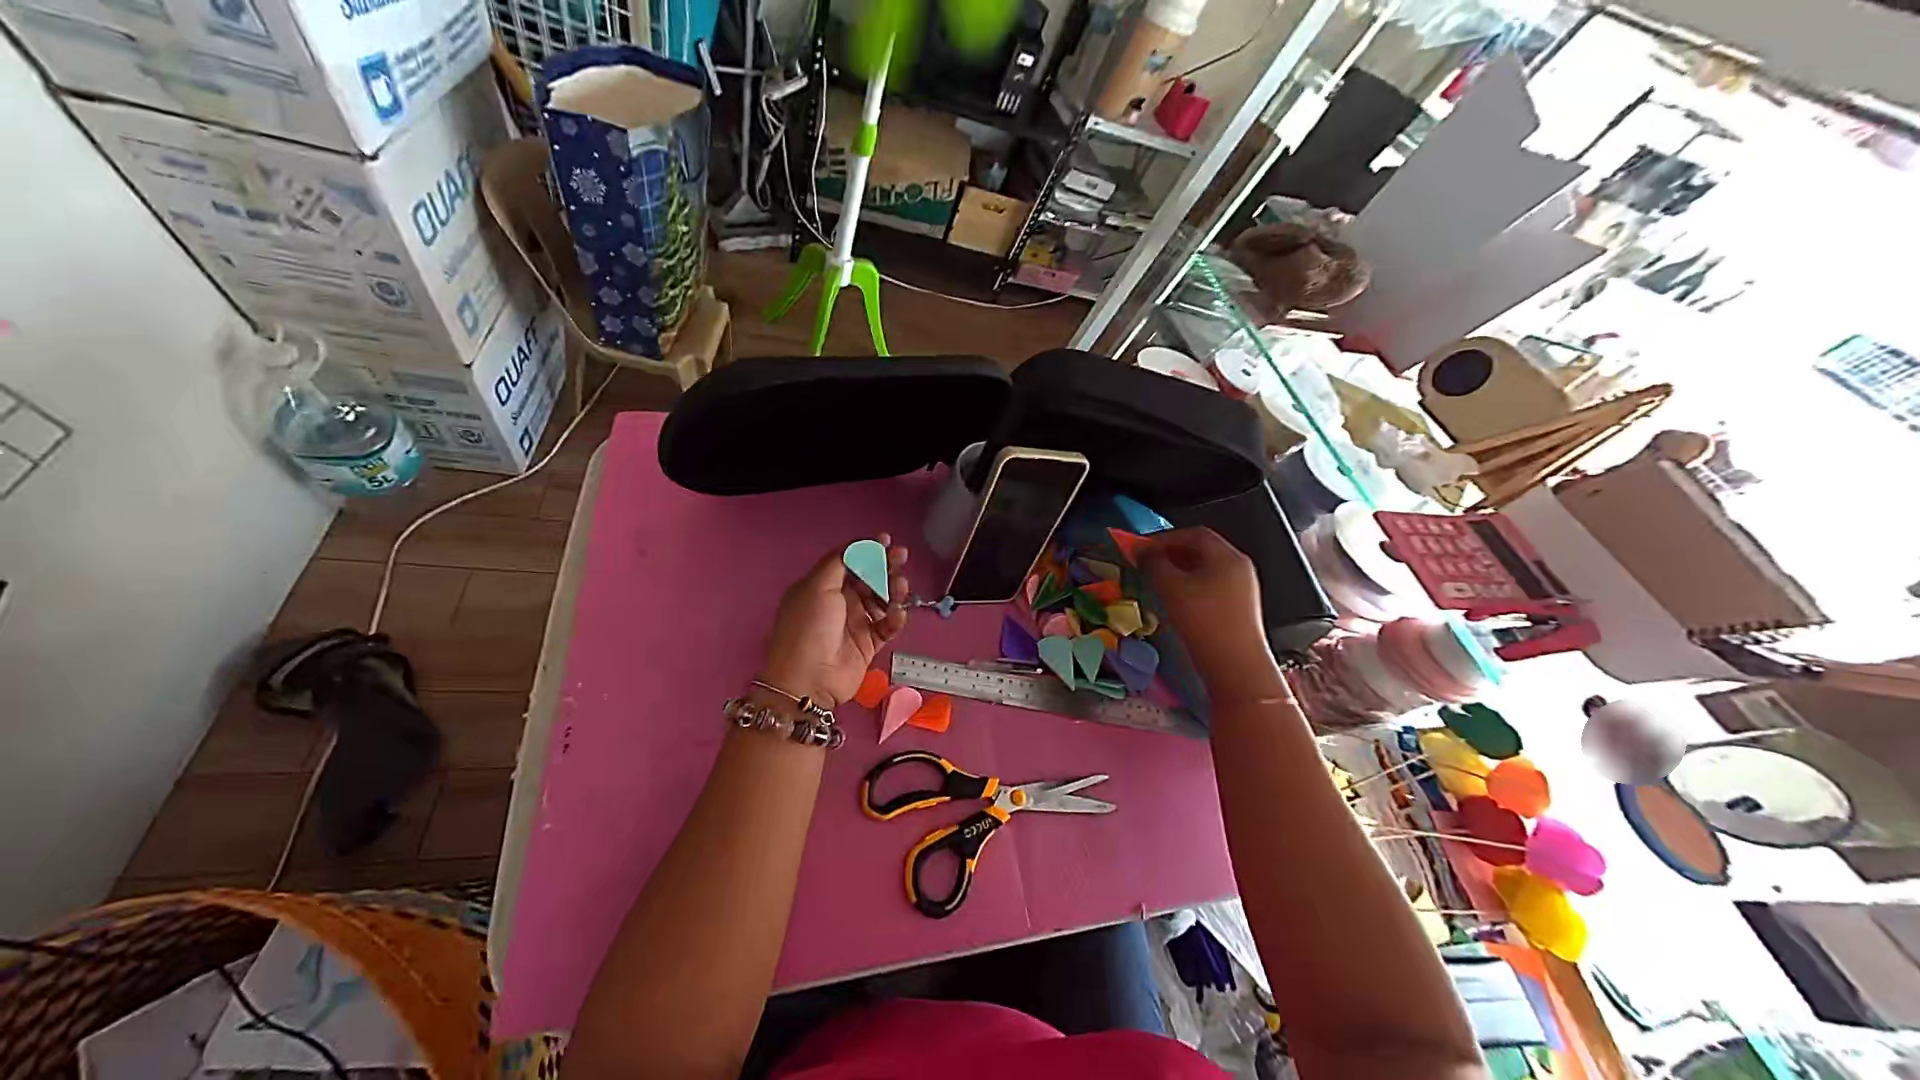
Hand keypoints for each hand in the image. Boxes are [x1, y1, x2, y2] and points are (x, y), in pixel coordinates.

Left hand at [758, 535, 908, 706]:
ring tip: (901, 588)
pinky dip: (895, 618)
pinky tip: (897, 614)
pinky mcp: (868, 644)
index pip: (848, 561)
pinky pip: (887, 625)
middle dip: (885, 565)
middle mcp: (838, 602)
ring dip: (893, 590)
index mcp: (821, 586)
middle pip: (868, 577)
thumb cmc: (809, 629)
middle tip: (901, 557)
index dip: (866, 549)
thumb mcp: (817, 587)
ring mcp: (854, 623)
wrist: (808, 680)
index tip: (885, 540)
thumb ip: (839, 563)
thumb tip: (858, 547)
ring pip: (881, 599)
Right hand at [1139, 528, 1285, 699]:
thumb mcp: (1171, 587)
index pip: (1193, 533)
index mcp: (1227, 556)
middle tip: (1148, 563)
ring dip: (1179, 571)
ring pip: (1206, 570)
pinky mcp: (1240, 609)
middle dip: (1171, 553)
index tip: (1142, 547)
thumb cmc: (1204, 622)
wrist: (1235, 666)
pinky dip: (1191, 587)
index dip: (1164, 537)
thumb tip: (1143, 551)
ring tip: (1158, 582)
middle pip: (1202, 550)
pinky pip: (1212, 587)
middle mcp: (1240, 568)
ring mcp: (1243, 589)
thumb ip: (1153, 563)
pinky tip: (1176, 601)